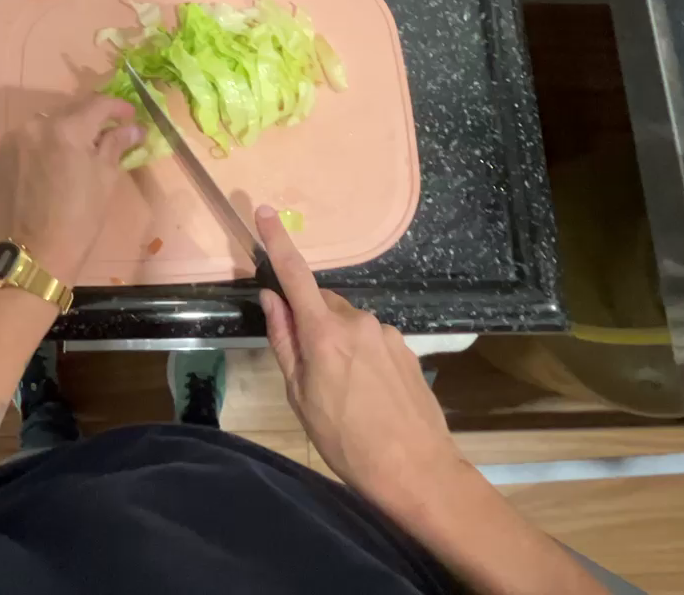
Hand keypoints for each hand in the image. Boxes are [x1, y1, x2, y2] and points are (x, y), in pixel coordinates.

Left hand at [2, 96, 142, 282]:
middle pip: (72, 110)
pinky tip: (56, 161)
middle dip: (93, 118)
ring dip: (68, 129)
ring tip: (82, 148)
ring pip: (49, 123)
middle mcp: (37, 125)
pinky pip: (31, 138)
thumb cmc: (80, 217)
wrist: (37, 252)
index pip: (97, 103)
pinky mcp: (2, 154)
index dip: (118, 106)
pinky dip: (47, 142)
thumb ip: (116, 144)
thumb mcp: (105, 178)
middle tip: (111, 131)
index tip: (130, 116)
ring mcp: (16, 138)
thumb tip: (134, 128)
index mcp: (67, 129)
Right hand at [256, 205, 461, 516]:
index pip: (295, 274)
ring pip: (347, 321)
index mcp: (324, 333)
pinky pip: (371, 337)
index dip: (277, 241)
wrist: (419, 472)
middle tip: (309, 367)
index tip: (263, 210)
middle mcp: (357, 321)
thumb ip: (284, 341)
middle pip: (321, 302)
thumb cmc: (347, 441)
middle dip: (309, 320)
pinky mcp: (405, 346)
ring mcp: (385, 332)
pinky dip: (360, 352)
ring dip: (337, 339)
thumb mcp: (301, 397)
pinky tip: (369, 391)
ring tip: (344, 389)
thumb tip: (272, 298)